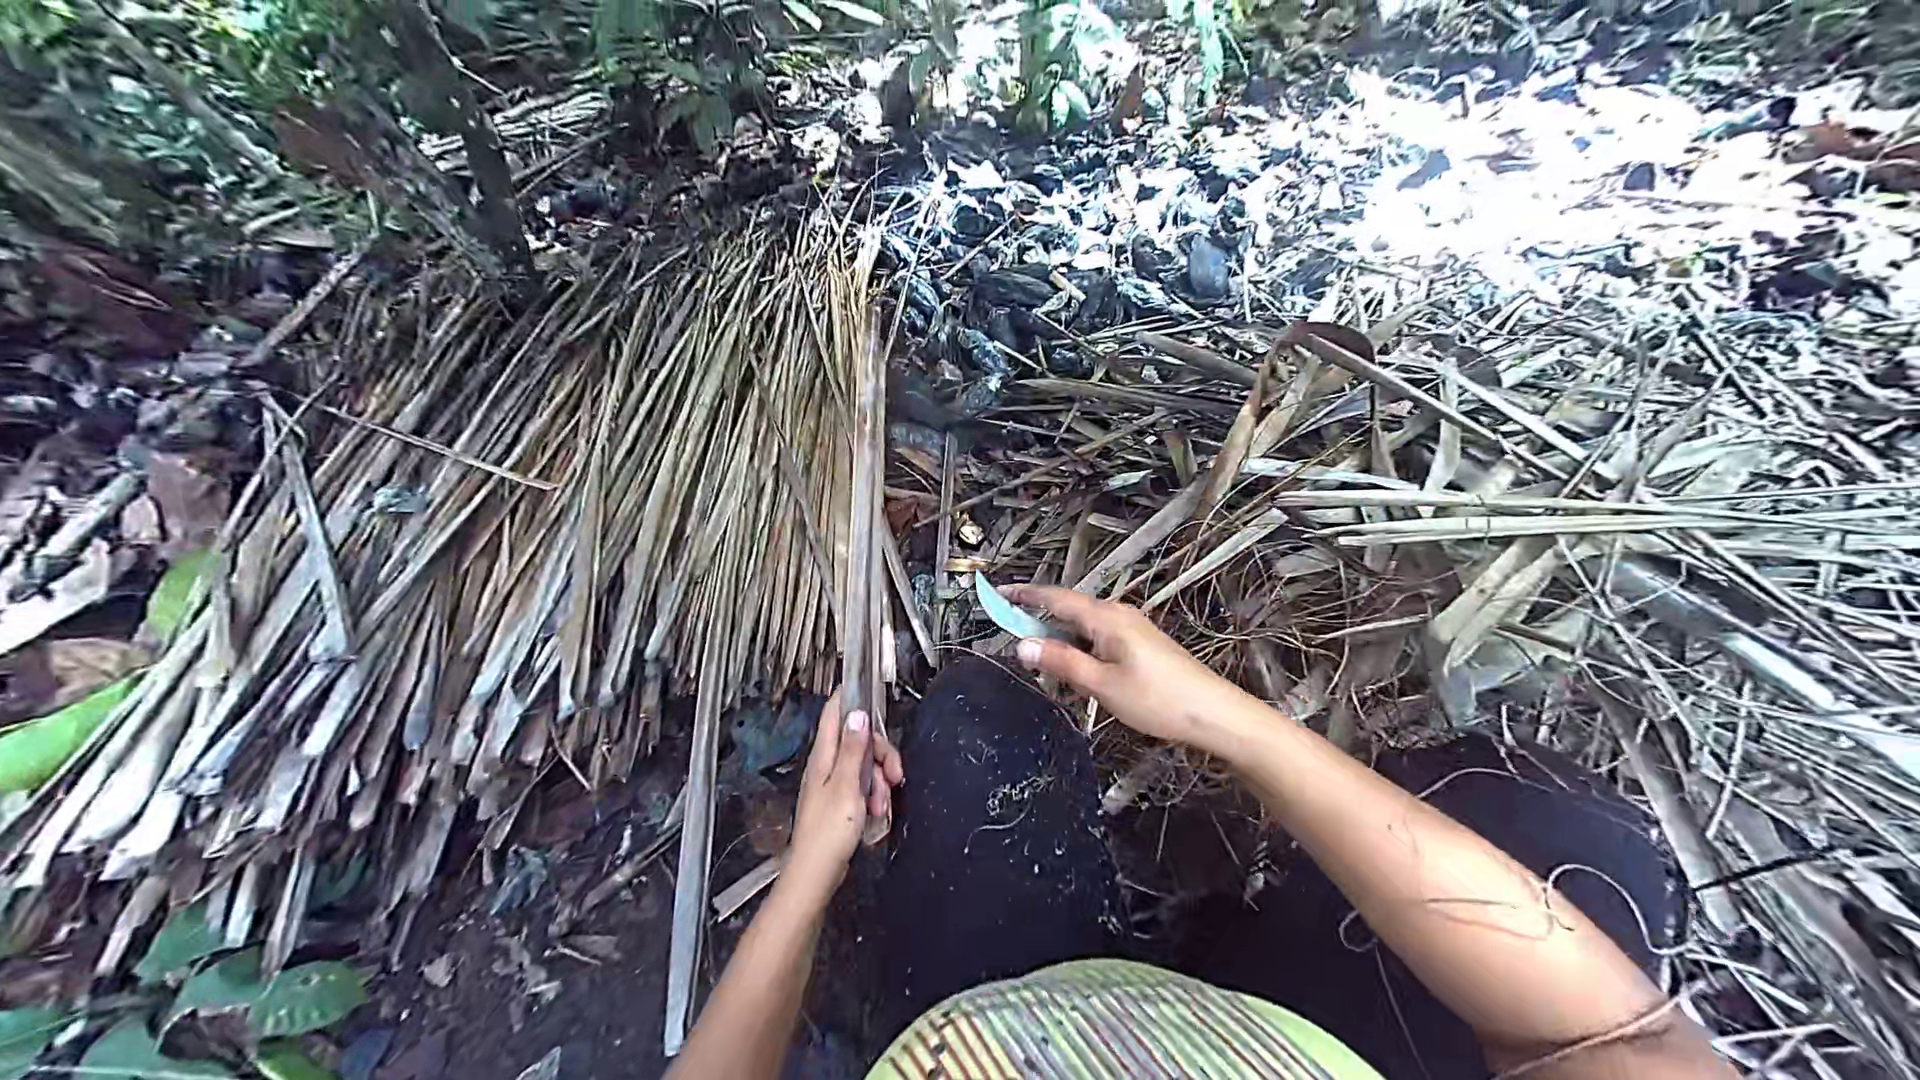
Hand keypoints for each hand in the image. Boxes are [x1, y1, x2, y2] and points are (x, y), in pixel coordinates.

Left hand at [784, 691, 903, 903]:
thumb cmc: (827, 833)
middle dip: (881, 753)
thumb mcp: (847, 786)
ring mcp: (833, 782)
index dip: (850, 697)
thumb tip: (857, 714)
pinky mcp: (840, 800)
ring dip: (880, 779)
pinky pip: (864, 785)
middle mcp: (826, 765)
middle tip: (892, 773)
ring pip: (865, 764)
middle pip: (859, 740)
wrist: (816, 875)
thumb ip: (854, 749)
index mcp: (824, 756)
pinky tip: (877, 810)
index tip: (868, 691)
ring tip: (882, 801)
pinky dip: (875, 794)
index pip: (834, 713)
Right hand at [1004, 584, 1263, 756]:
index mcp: (1106, 617)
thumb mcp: (1101, 684)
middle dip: (1038, 617)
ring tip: (1041, 660)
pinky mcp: (1140, 642)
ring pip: (1083, 625)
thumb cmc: (1157, 699)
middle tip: (1011, 632)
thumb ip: (1061, 662)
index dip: (1024, 594)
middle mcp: (1118, 614)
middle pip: (1068, 609)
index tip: (998, 592)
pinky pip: (1098, 637)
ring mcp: (1131, 627)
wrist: (1215, 713)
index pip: (1055, 597)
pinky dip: (1079, 647)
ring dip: (1060, 637)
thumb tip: (1022, 645)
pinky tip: (1077, 671)